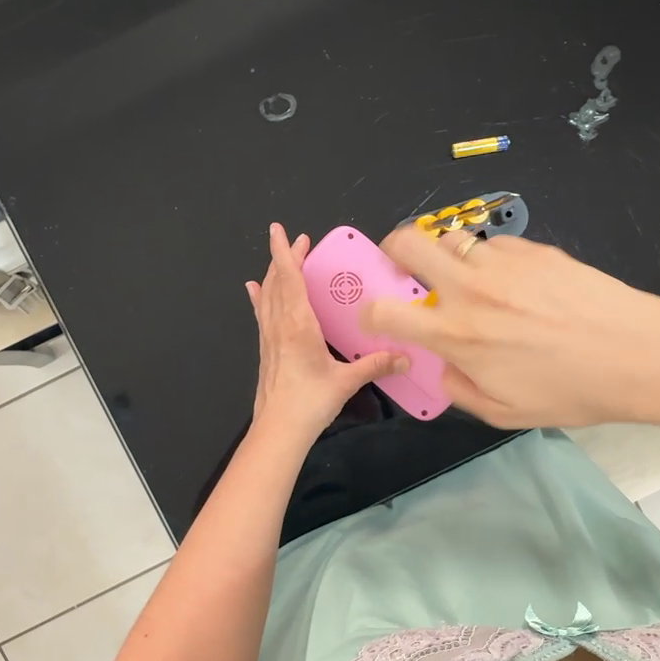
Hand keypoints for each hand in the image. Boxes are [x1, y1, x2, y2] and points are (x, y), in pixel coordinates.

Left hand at [246, 223, 407, 439]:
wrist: (278, 430)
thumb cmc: (310, 402)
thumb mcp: (347, 381)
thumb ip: (375, 365)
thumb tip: (405, 358)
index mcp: (298, 324)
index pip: (289, 278)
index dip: (284, 252)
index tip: (281, 230)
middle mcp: (279, 324)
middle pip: (277, 282)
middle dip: (285, 258)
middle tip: (298, 241)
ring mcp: (269, 337)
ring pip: (267, 296)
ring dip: (274, 274)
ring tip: (279, 259)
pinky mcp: (266, 350)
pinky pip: (262, 314)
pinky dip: (259, 297)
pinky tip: (254, 290)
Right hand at [360, 228, 659, 428]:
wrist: (637, 353)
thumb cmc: (571, 391)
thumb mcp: (504, 412)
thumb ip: (459, 389)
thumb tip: (445, 367)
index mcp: (456, 334)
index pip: (385, 311)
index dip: (369, 311)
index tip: (376, 315)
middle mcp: (470, 289)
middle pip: (406, 241)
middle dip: (392, 250)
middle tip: (405, 268)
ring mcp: (502, 262)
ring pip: (452, 237)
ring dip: (447, 255)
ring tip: (467, 277)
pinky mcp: (534, 248)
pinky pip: (495, 243)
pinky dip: (491, 259)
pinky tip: (515, 282)